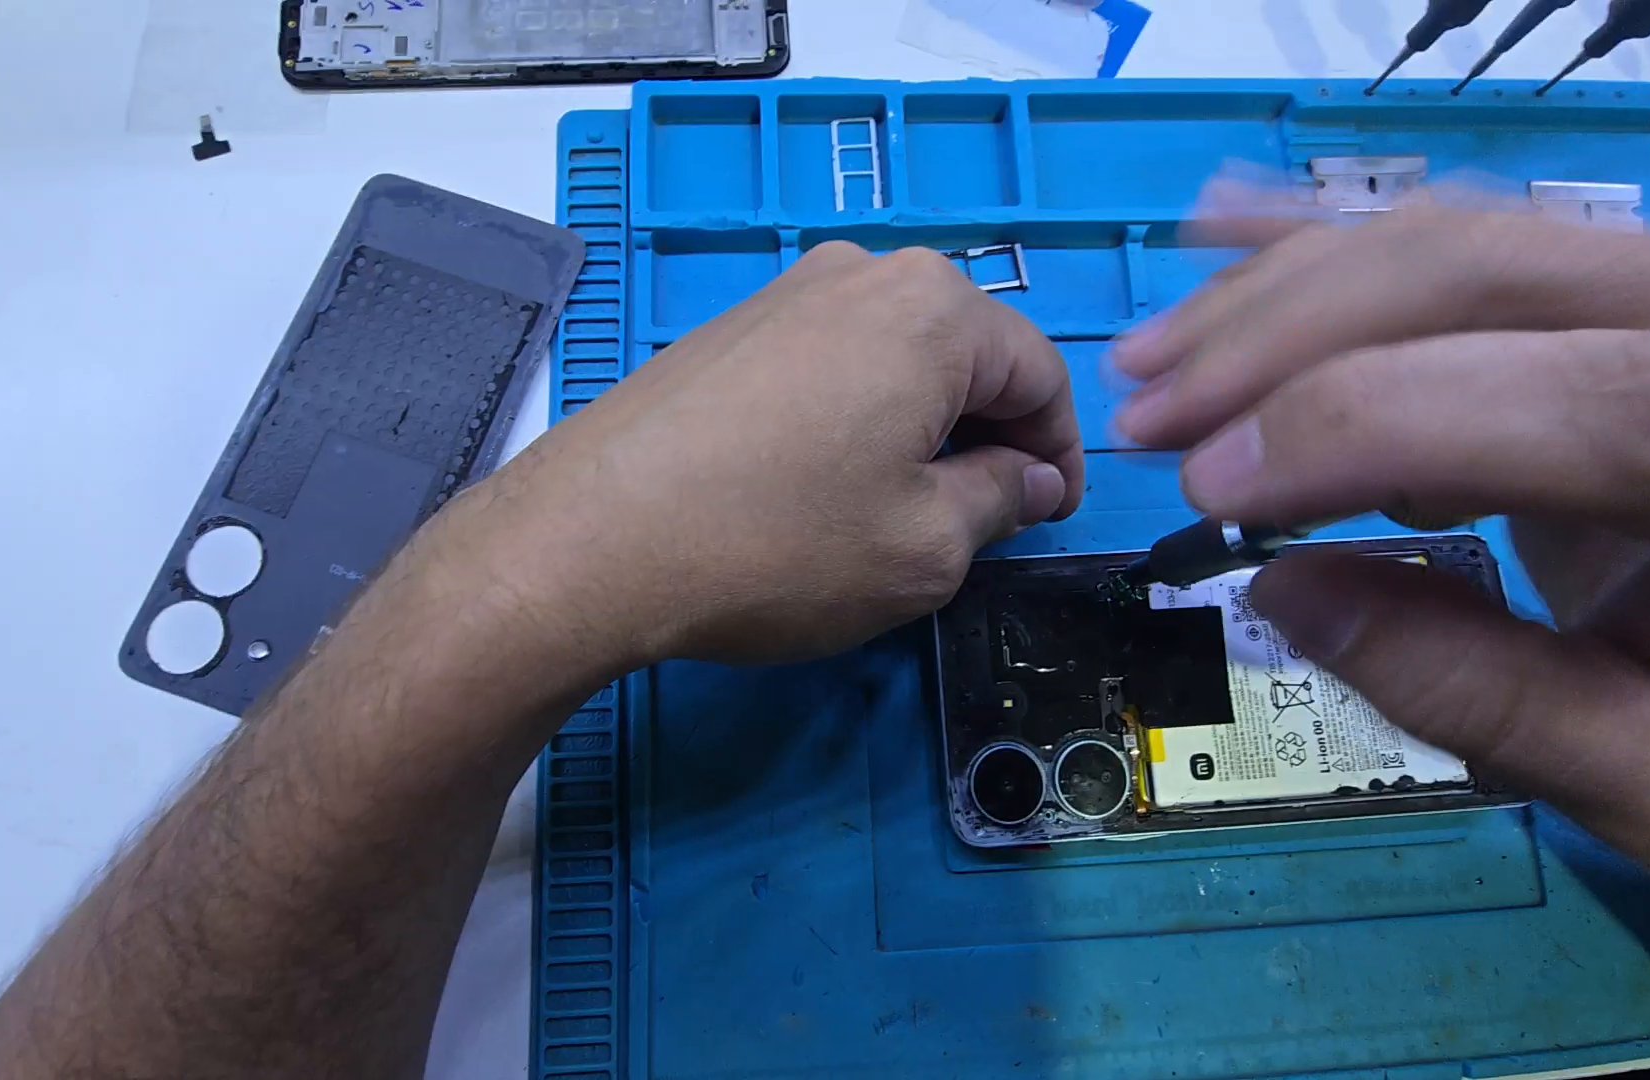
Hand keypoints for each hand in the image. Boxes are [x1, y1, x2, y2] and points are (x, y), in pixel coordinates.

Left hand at [432, 241, 1083, 669]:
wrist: (591, 542)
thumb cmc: (783, 544)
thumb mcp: (925, 545)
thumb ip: (1001, 501)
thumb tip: (1033, 478)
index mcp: (931, 309)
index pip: (1038, 372)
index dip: (1059, 451)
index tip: (1051, 512)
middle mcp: (860, 275)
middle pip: (966, 358)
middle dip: (989, 439)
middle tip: (983, 519)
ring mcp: (784, 296)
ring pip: (895, 363)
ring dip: (923, 432)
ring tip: (906, 507)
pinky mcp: (730, 333)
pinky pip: (831, 370)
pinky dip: (859, 422)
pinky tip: (830, 482)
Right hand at [1113, 191, 1649, 881]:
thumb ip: (1486, 698)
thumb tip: (1280, 593)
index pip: (1607, 403)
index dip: (1375, 426)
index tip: (1209, 487)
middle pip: (1491, 271)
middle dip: (1283, 339)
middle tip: (1150, 418)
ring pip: (1443, 237)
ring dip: (1266, 296)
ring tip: (1150, 366)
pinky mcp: (1597, 290)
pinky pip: (1439, 235)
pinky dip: (1312, 242)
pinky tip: (1218, 229)